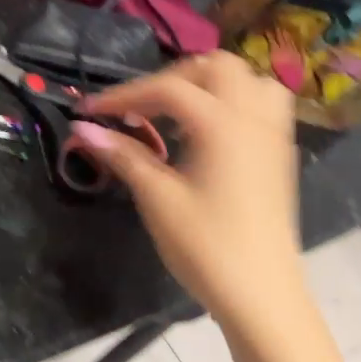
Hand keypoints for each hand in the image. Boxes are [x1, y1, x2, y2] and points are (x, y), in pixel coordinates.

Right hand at [69, 51, 306, 326]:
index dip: (123, 95)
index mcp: (222, 124)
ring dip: (207, 84)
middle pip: (215, 68)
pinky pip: (261, 105)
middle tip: (135, 108)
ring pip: (247, 80)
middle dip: (169, 78)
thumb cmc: (206, 246)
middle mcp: (253, 118)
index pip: (167, 88)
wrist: (262, 293)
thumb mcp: (157, 199)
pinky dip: (229, 102)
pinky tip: (203, 132)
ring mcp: (272, 135)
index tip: (88, 112)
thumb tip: (82, 129)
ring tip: (172, 112)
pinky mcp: (278, 154)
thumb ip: (123, 155)